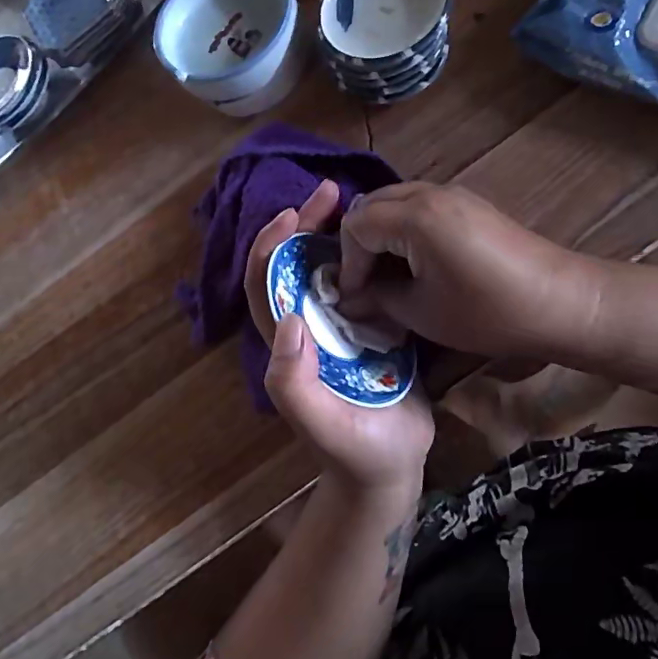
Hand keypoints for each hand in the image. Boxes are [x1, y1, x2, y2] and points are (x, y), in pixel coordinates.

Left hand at [245, 181, 433, 495]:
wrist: (393, 467)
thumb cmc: (355, 450)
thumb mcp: (319, 423)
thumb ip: (293, 380)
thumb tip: (289, 319)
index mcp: (286, 343)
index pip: (263, 285)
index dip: (268, 248)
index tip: (290, 215)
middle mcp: (307, 327)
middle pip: (293, 265)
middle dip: (303, 225)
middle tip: (330, 190)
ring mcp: (338, 325)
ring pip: (326, 268)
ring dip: (333, 232)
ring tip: (354, 201)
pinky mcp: (370, 326)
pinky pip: (360, 281)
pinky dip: (364, 253)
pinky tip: (382, 234)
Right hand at [337, 183, 594, 361]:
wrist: (561, 302)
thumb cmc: (487, 311)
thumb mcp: (422, 312)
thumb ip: (378, 299)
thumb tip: (349, 301)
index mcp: (414, 216)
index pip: (356, 226)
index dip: (348, 264)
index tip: (354, 297)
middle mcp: (429, 193)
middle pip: (371, 205)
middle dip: (359, 242)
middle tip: (363, 281)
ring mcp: (452, 193)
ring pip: (394, 201)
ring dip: (380, 232)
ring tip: (385, 271)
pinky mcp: (469, 202)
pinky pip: (418, 204)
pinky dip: (403, 226)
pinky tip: (414, 259)